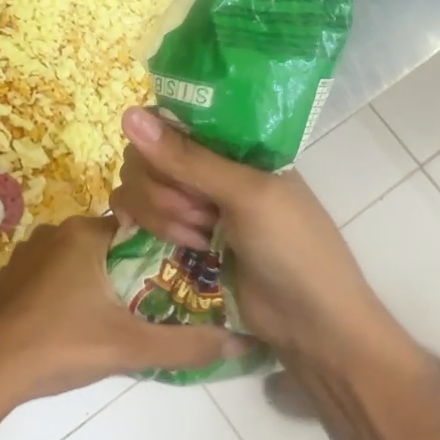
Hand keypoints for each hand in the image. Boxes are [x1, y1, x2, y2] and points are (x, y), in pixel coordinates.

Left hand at [0, 215, 252, 405]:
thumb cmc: (59, 346)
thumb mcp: (131, 347)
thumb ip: (188, 344)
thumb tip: (244, 340)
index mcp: (83, 233)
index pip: (140, 228)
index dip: (167, 252)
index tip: (190, 279)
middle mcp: (54, 233)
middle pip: (112, 246)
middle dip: (137, 273)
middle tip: (165, 306)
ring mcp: (28, 255)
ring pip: (83, 262)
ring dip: (105, 284)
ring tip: (131, 318)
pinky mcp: (13, 278)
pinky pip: (58, 276)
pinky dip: (76, 293)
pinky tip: (86, 324)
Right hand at [109, 107, 400, 362]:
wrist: (311, 326)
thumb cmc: (294, 250)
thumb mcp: (246, 195)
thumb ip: (186, 158)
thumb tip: (128, 113)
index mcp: (234, 147)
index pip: (172, 122)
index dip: (162, 143)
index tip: (177, 169)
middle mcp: (208, 170)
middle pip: (147, 156)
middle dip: (163, 188)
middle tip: (202, 213)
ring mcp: (191, 204)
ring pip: (137, 186)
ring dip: (161, 214)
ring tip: (201, 238)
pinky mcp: (176, 236)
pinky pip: (137, 215)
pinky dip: (151, 228)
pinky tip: (180, 245)